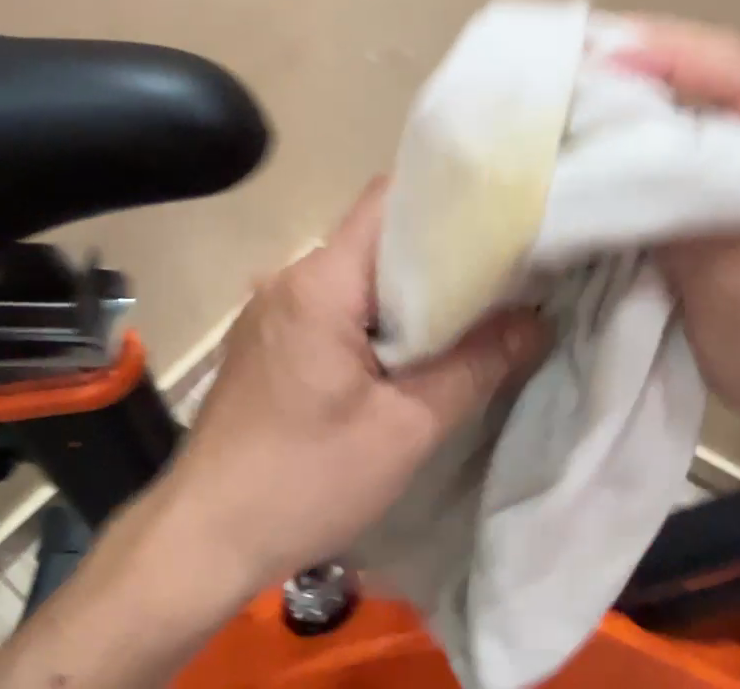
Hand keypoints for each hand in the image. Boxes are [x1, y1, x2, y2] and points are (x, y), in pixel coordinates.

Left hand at [162, 179, 550, 587]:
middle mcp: (289, 279)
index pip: (386, 203)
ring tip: (465, 315)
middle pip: (373, 240)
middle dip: (436, 256)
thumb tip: (536, 321)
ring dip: (404, 294)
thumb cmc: (304, 480)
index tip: (497, 222)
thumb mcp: (404, 430)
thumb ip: (474, 367)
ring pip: (353, 276)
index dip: (445, 203)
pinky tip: (403, 353)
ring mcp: (270, 309)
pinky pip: (328, 306)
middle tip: (499, 277)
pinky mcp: (265, 340)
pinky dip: (370, 318)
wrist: (203, 537)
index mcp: (320, 283)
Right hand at [617, 21, 739, 469]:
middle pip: (725, 75)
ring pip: (706, 103)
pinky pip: (695, 140)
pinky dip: (647, 129)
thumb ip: (679, 211)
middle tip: (571, 56)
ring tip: (577, 79)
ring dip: (643, 88)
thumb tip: (608, 154)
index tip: (597, 58)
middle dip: (648, 58)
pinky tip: (604, 127)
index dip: (669, 56)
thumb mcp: (734, 287)